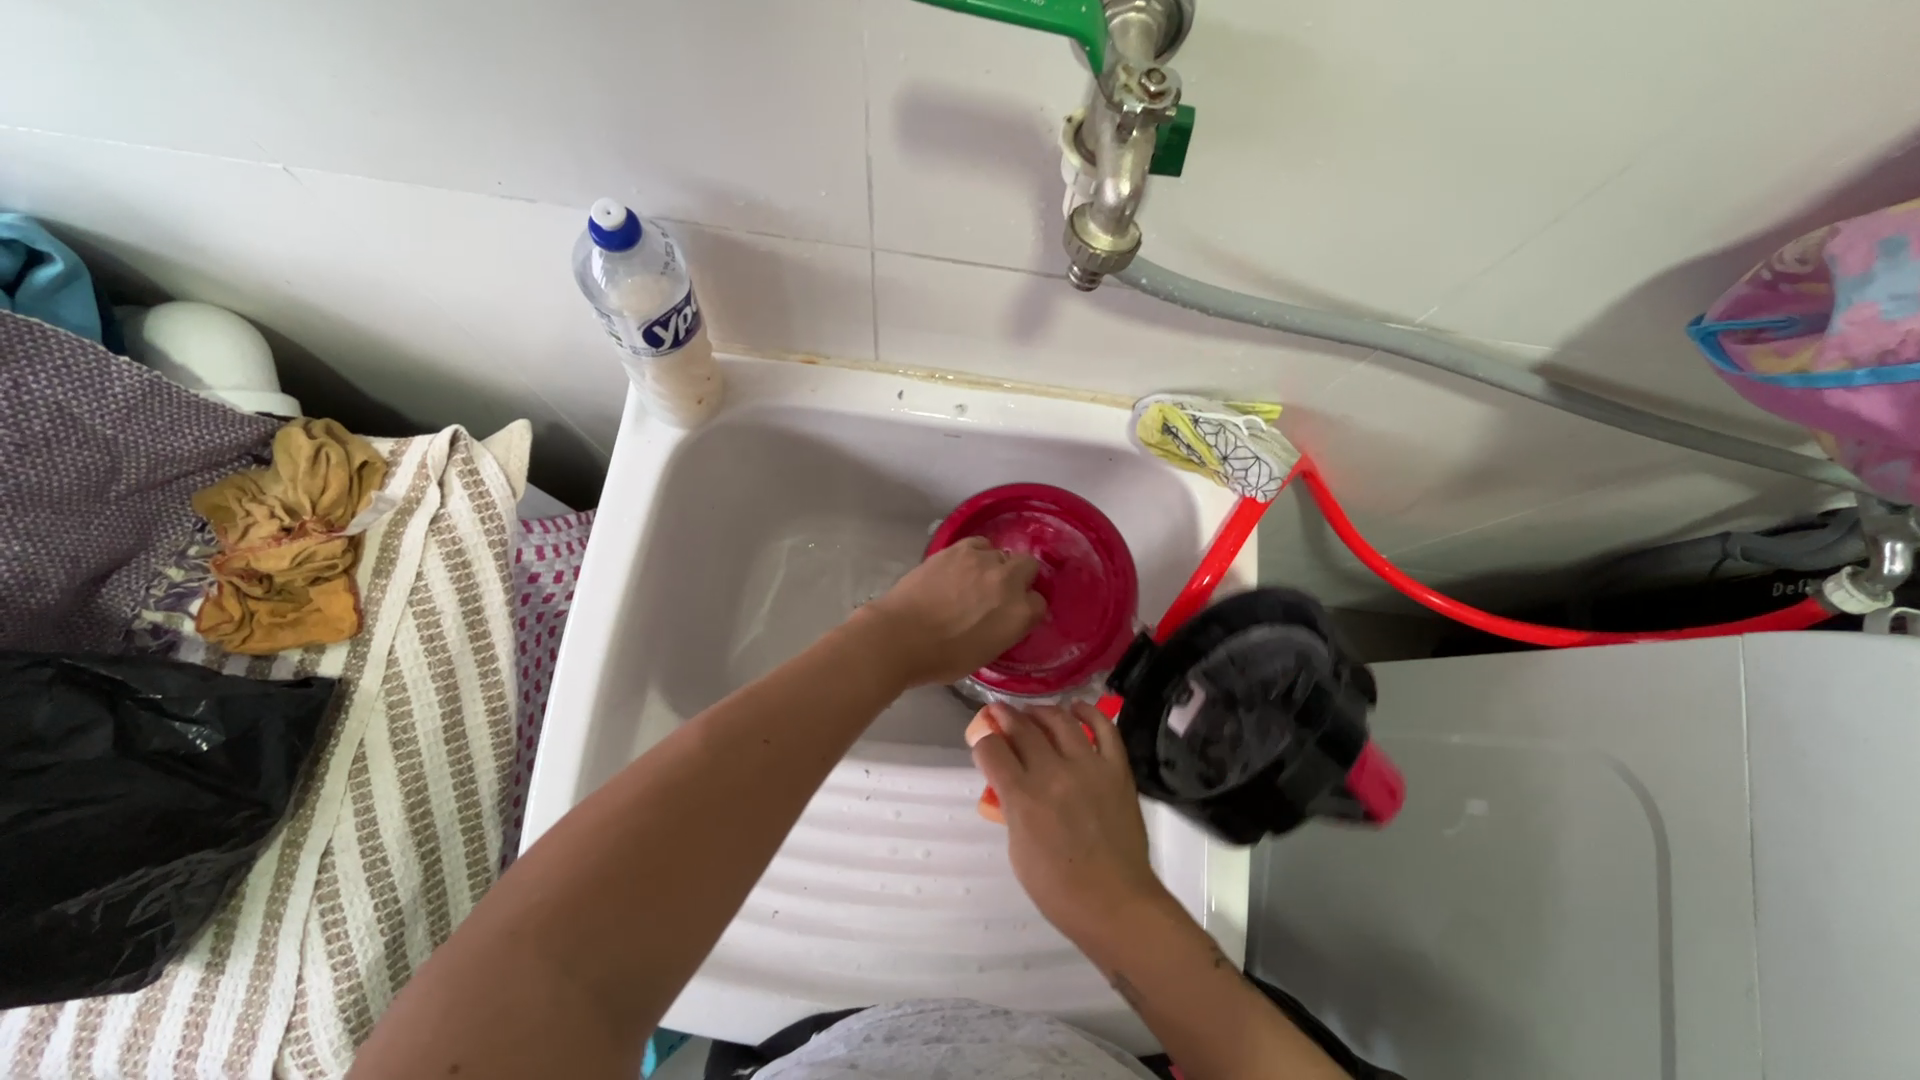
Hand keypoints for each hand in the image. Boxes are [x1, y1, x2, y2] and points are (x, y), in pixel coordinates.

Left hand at [856, 537, 1045, 686]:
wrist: (900, 636)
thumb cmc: (941, 658)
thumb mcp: (986, 653)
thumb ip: (1005, 630)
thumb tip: (1003, 618)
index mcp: (1020, 614)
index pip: (1039, 603)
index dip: (1026, 609)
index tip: (1012, 615)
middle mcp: (1008, 581)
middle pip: (1029, 567)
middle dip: (1019, 578)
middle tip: (997, 592)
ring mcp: (983, 561)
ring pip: (1001, 554)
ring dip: (994, 565)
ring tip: (974, 579)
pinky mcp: (958, 548)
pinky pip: (978, 544)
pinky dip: (974, 554)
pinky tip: (960, 567)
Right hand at [966, 702, 1174, 946]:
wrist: (1115, 902)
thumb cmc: (1058, 889)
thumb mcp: (1018, 850)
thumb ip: (1011, 809)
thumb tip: (1009, 786)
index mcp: (1023, 797)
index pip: (991, 750)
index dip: (982, 741)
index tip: (982, 741)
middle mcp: (1053, 773)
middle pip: (1022, 728)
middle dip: (1004, 716)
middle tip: (998, 713)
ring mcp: (1088, 767)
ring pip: (1059, 720)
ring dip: (1040, 711)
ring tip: (1032, 713)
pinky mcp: (1117, 769)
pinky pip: (1104, 729)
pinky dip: (1089, 712)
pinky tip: (1076, 707)